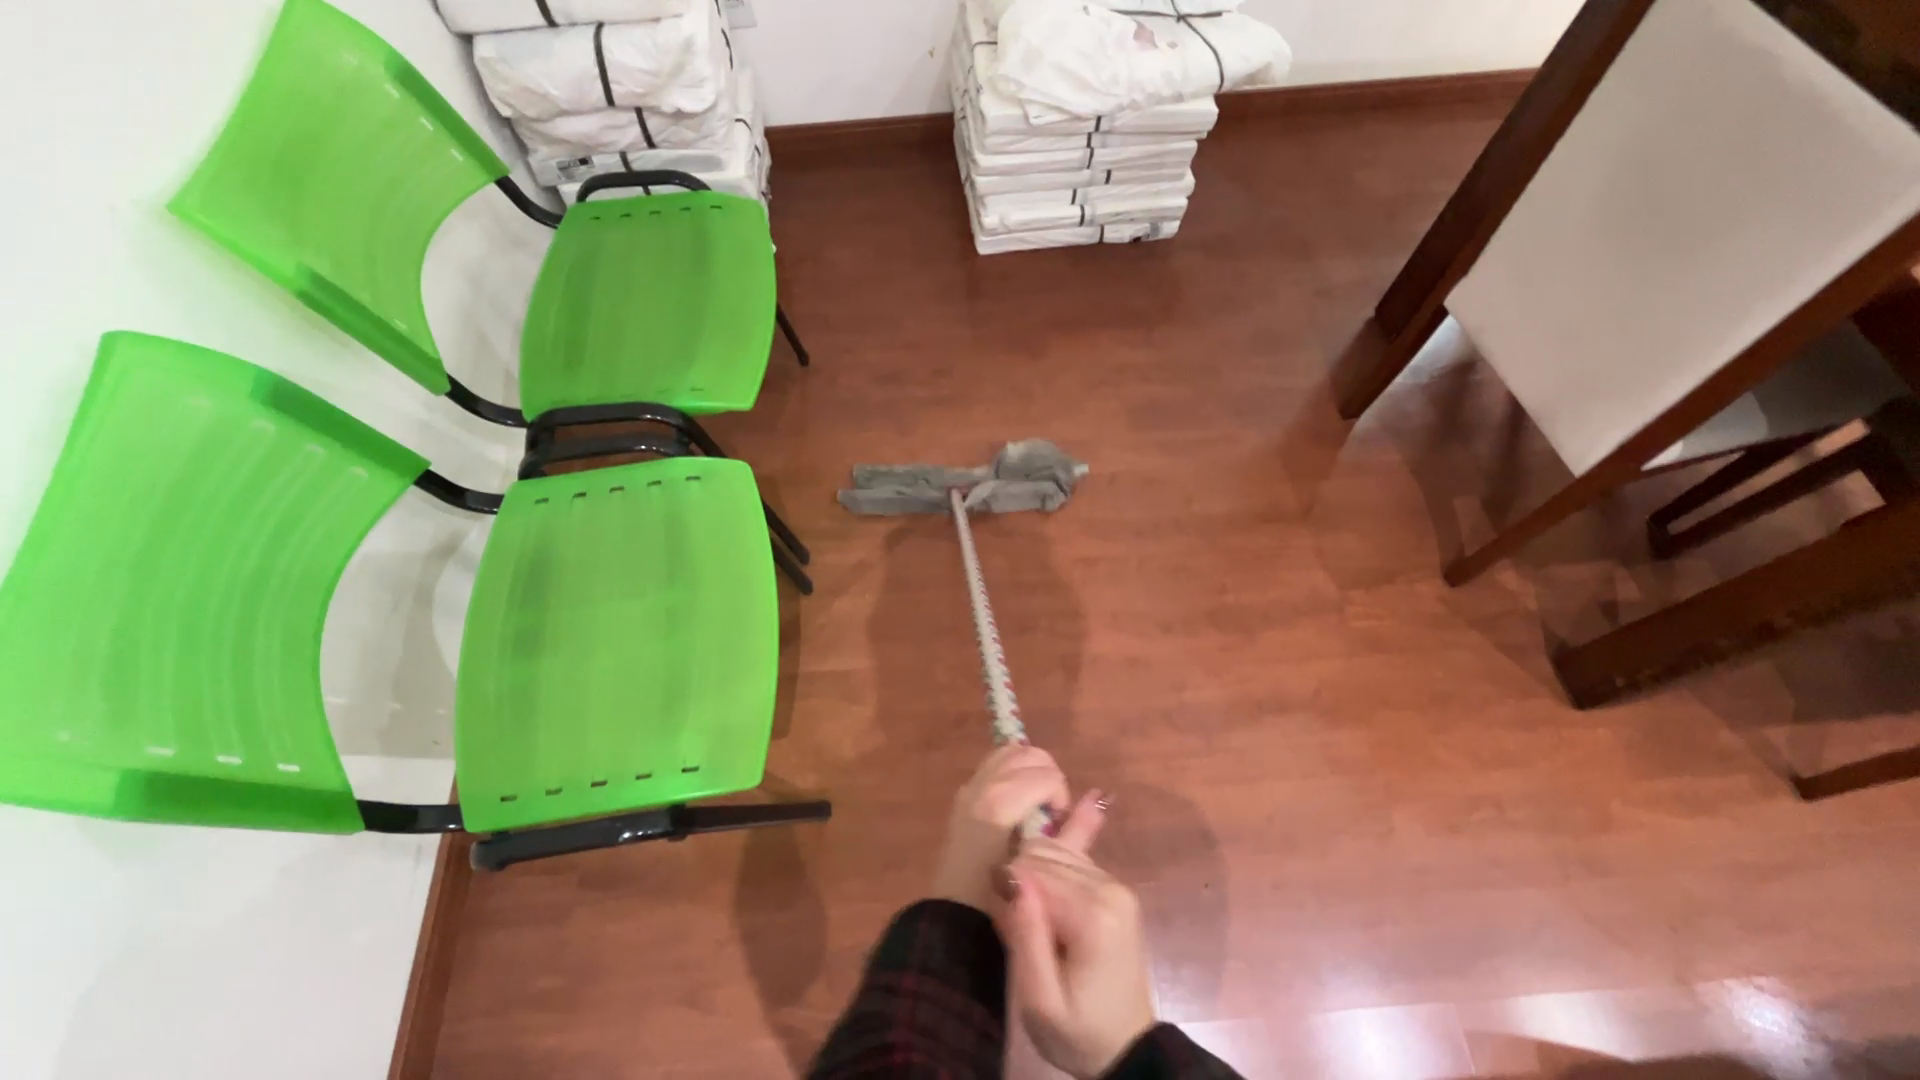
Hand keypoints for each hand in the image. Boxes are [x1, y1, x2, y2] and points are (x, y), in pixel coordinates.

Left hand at [930, 744, 1069, 912]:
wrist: (956, 916)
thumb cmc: (1002, 898)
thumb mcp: (1041, 863)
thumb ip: (1074, 831)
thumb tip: (1100, 799)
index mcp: (999, 804)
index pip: (1045, 776)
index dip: (1060, 795)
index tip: (1060, 821)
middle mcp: (982, 787)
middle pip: (1028, 754)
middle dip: (1048, 775)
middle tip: (1052, 809)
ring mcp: (970, 787)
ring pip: (1010, 752)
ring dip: (1031, 768)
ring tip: (1038, 802)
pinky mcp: (965, 793)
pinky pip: (995, 763)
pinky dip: (1014, 770)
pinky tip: (1021, 800)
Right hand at [998, 827, 1154, 1079]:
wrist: (1125, 1048)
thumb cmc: (1078, 1032)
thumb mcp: (1040, 1001)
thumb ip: (1025, 936)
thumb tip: (1011, 879)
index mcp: (1093, 914)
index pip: (1030, 869)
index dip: (1005, 889)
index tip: (1002, 923)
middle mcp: (1109, 887)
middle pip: (1042, 853)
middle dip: (1018, 879)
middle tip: (1013, 925)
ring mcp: (1115, 883)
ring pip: (1053, 849)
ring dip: (1031, 873)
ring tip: (1028, 915)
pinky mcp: (1113, 887)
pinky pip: (1069, 856)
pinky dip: (1048, 868)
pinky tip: (1043, 895)